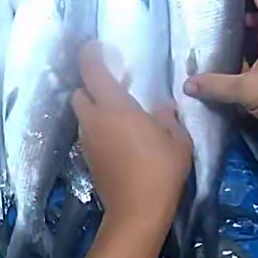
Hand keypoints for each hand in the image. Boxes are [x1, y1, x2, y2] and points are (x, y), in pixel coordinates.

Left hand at [74, 41, 191, 238]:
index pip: (92, 70)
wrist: (138, 211)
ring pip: (83, 117)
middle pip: (79, 93)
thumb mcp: (177, 140)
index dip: (90, 54)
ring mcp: (87, 142)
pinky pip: (89, 136)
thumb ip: (169, 118)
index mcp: (114, 107)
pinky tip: (121, 141)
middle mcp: (94, 120)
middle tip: (115, 90)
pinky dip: (99, 132)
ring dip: (95, 112)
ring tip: (122, 118)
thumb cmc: (161, 169)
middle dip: (91, 88)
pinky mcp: (88, 161)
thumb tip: (163, 108)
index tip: (96, 46)